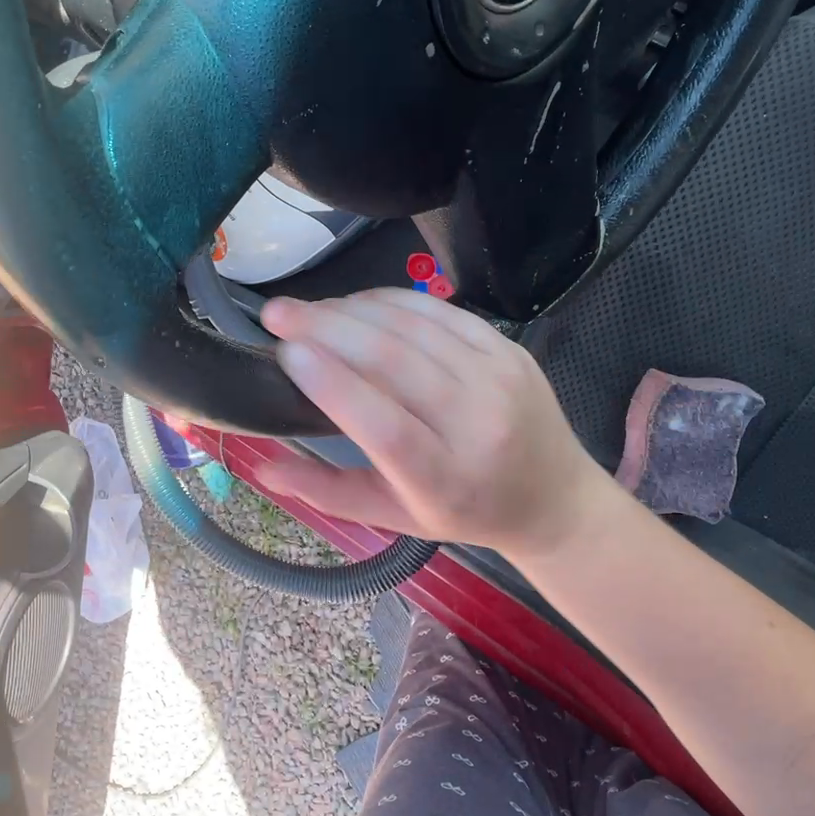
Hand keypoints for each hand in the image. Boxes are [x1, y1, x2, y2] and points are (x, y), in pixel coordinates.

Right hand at [255, 289, 616, 555]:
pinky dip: (389, 299)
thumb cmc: (462, 510)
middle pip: (395, 363)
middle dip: (327, 329)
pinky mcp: (508, 347)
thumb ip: (325, 492)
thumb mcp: (391, 516)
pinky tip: (354, 303)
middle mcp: (478, 425)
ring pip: (413, 327)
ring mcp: (499, 378)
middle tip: (276, 313)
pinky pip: (439, 310)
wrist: (554, 496)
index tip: (285, 353)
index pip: (385, 426)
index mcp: (444, 481)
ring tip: (306, 309)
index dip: (334, 386)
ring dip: (351, 309)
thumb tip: (260, 467)